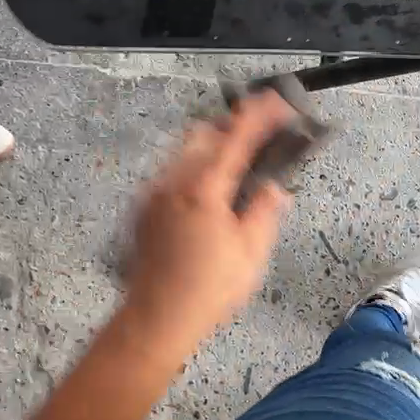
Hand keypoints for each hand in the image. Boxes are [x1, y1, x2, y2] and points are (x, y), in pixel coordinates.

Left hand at [121, 89, 295, 348]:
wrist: (156, 318)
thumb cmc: (206, 290)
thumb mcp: (251, 252)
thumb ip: (265, 211)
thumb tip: (273, 189)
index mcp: (205, 188)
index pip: (237, 136)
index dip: (260, 114)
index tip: (277, 100)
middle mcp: (174, 182)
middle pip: (204, 132)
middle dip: (231, 127)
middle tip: (257, 136)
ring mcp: (153, 194)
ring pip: (183, 151)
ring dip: (210, 148)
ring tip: (234, 167)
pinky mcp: (143, 210)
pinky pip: (168, 174)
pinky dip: (191, 170)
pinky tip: (205, 195)